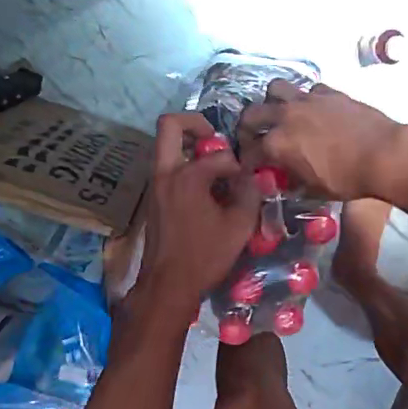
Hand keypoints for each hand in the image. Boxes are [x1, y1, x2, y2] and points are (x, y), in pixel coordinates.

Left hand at [132, 113, 260, 313]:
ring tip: (216, 170)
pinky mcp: (153, 200)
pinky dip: (185, 170)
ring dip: (190, 149)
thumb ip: (249, 194)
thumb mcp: (238, 226)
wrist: (167, 285)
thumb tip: (254, 175)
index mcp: (187, 177)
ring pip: (167, 149)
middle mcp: (166, 174)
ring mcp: (155, 186)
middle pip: (169, 126)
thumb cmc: (204, 256)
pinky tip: (207, 193)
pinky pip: (168, 170)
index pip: (219, 154)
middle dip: (194, 123)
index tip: (247, 181)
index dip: (238, 164)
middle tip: (215, 137)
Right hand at [236, 81, 407, 200]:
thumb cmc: (347, 179)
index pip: (250, 152)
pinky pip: (307, 90)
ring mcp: (306, 101)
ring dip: (271, 102)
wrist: (383, 154)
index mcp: (277, 144)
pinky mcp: (328, 92)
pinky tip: (313, 112)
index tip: (251, 168)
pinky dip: (304, 100)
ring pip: (274, 89)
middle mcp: (285, 117)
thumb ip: (292, 183)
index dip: (247, 162)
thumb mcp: (314, 190)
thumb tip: (285, 180)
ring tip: (279, 114)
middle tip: (254, 138)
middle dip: (246, 128)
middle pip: (251, 114)